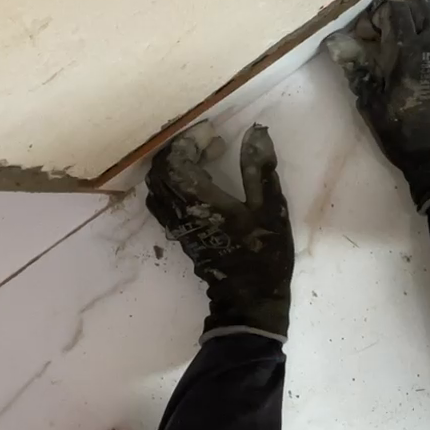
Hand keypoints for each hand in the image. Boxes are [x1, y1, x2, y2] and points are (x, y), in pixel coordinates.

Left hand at [146, 121, 293, 340]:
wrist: (250, 298)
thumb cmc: (263, 254)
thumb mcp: (270, 208)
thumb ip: (260, 168)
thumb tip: (255, 132)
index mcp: (201, 202)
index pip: (177, 160)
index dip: (190, 140)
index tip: (213, 131)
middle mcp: (180, 211)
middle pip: (161, 169)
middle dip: (182, 147)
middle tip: (210, 140)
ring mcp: (176, 224)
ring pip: (159, 184)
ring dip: (177, 163)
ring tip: (207, 156)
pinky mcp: (178, 232)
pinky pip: (164, 198)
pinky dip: (175, 180)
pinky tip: (200, 179)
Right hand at [324, 0, 429, 208]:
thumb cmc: (406, 135)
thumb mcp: (372, 107)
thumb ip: (358, 72)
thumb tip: (340, 47)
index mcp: (408, 52)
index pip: (394, 9)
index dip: (376, 14)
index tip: (367, 34)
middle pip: (419, 5)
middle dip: (398, 10)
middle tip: (385, 31)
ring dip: (417, 22)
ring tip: (404, 44)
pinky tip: (423, 59)